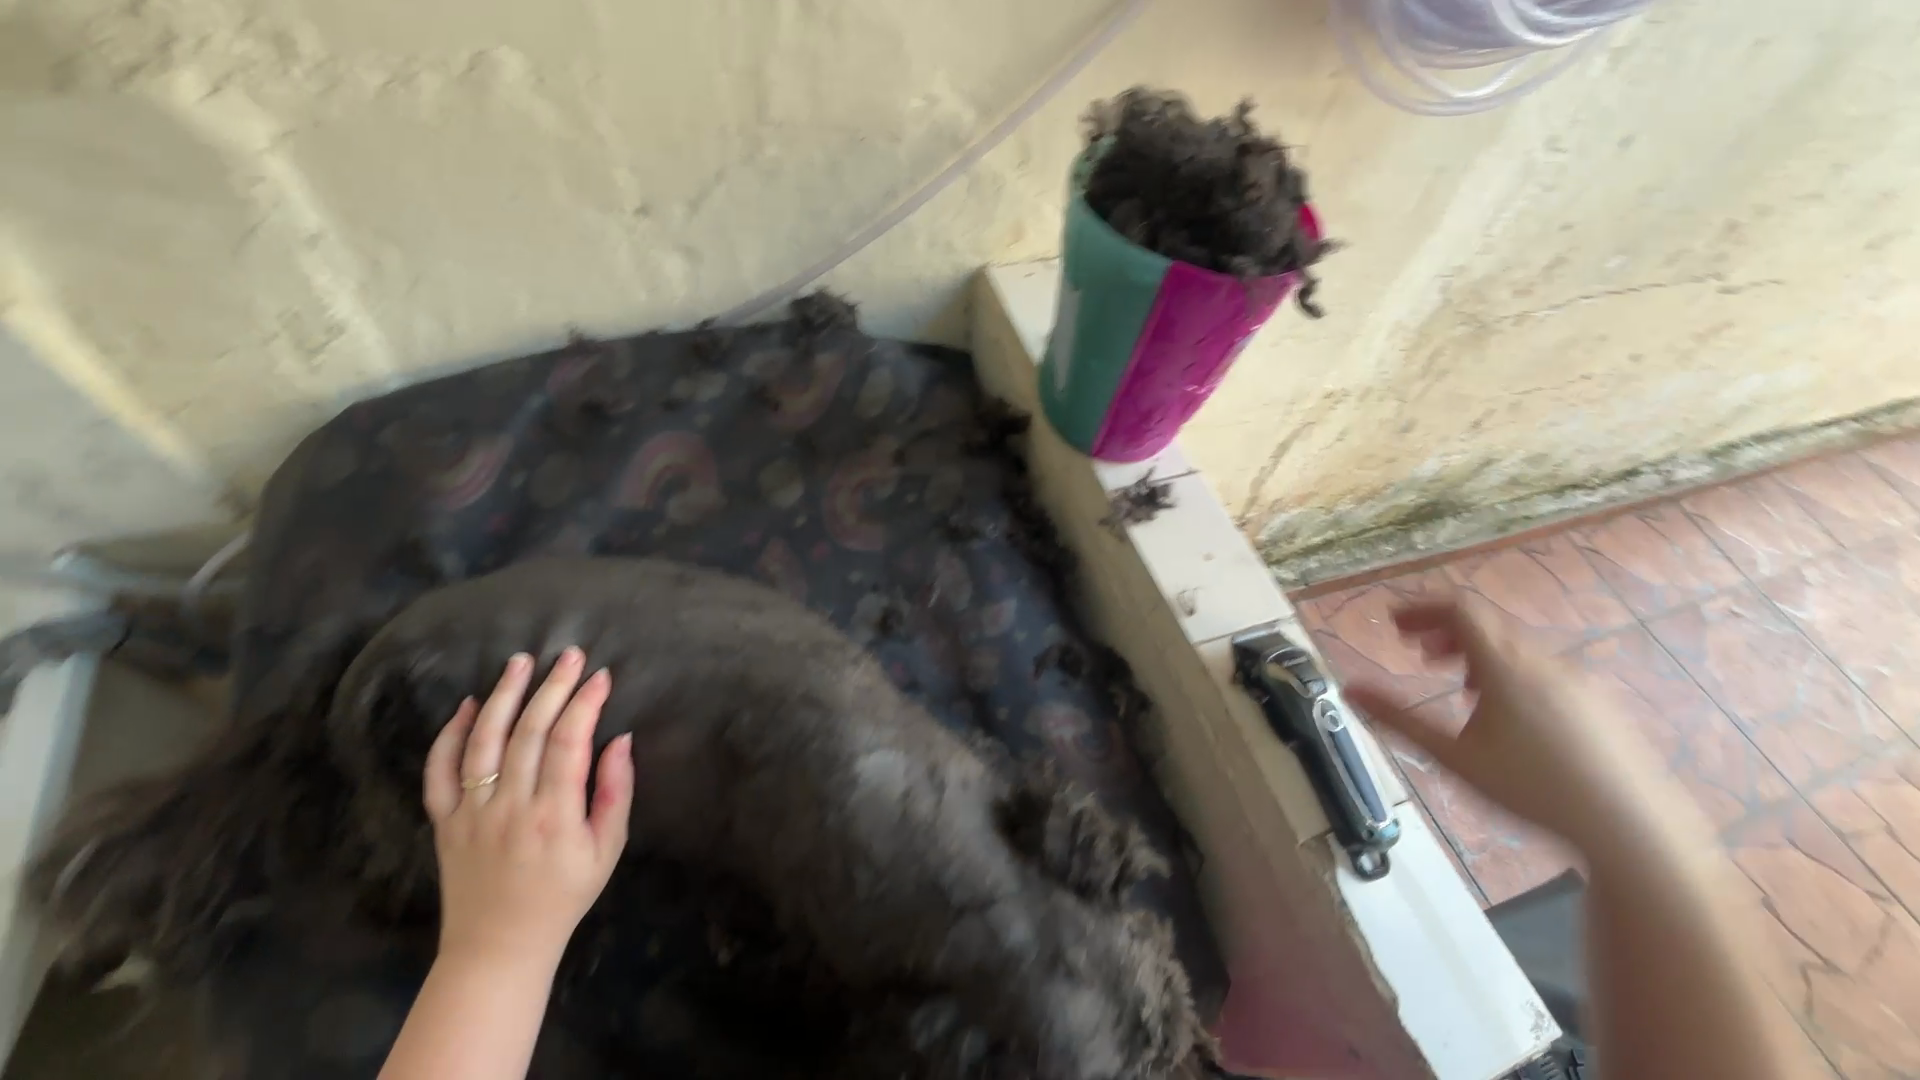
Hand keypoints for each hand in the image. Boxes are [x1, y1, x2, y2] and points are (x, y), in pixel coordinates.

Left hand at [423, 647, 633, 970]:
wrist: (499, 945)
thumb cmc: (564, 894)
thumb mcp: (608, 849)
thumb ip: (615, 792)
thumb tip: (621, 740)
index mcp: (554, 815)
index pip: (568, 742)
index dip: (585, 703)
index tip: (600, 676)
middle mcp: (509, 807)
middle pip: (528, 731)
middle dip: (552, 687)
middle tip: (569, 654)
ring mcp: (471, 812)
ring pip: (483, 741)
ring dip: (502, 696)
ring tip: (520, 662)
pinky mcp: (444, 821)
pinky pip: (440, 772)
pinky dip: (451, 735)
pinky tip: (468, 705)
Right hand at [1342, 597, 1686, 857]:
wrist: (1634, 828)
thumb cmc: (1533, 791)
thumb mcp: (1454, 758)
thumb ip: (1398, 720)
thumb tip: (1349, 690)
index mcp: (1505, 666)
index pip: (1459, 609)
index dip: (1420, 609)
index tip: (1393, 624)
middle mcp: (1543, 661)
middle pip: (1486, 624)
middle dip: (1443, 631)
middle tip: (1415, 653)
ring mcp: (1577, 679)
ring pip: (1515, 647)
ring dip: (1475, 652)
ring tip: (1456, 683)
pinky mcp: (1598, 700)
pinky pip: (1541, 667)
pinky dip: (1508, 670)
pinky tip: (1505, 711)